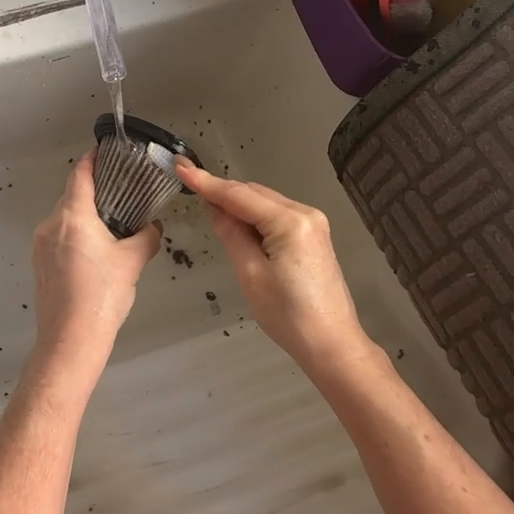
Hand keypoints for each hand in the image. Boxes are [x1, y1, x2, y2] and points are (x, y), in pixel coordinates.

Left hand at [29, 150, 162, 370]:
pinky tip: (96, 249)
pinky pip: (59, 237)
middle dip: (94, 191)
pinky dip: (76, 234)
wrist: (71, 341)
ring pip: (64, 218)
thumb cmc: (102, 296)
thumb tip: (153, 227)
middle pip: (71, 196)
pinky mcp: (40, 265)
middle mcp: (51, 225)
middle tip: (119, 190)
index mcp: (72, 217)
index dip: (92, 160)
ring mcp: (41, 246)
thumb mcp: (133, 262)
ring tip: (112, 222)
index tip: (103, 151)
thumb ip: (146, 237)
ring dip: (85, 215)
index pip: (80, 175)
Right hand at [177, 163, 370, 367]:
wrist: (332, 345)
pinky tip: (240, 228)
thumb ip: (230, 234)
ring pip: (265, 203)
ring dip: (238, 206)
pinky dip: (255, 218)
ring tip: (212, 216)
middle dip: (223, 193)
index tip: (181, 167)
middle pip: (254, 194)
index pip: (239, 195)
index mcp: (290, 222)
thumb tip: (212, 206)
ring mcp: (313, 224)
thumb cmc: (288, 316)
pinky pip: (277, 215)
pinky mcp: (314, 236)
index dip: (207, 182)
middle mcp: (306, 213)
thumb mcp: (250, 275)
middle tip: (190, 193)